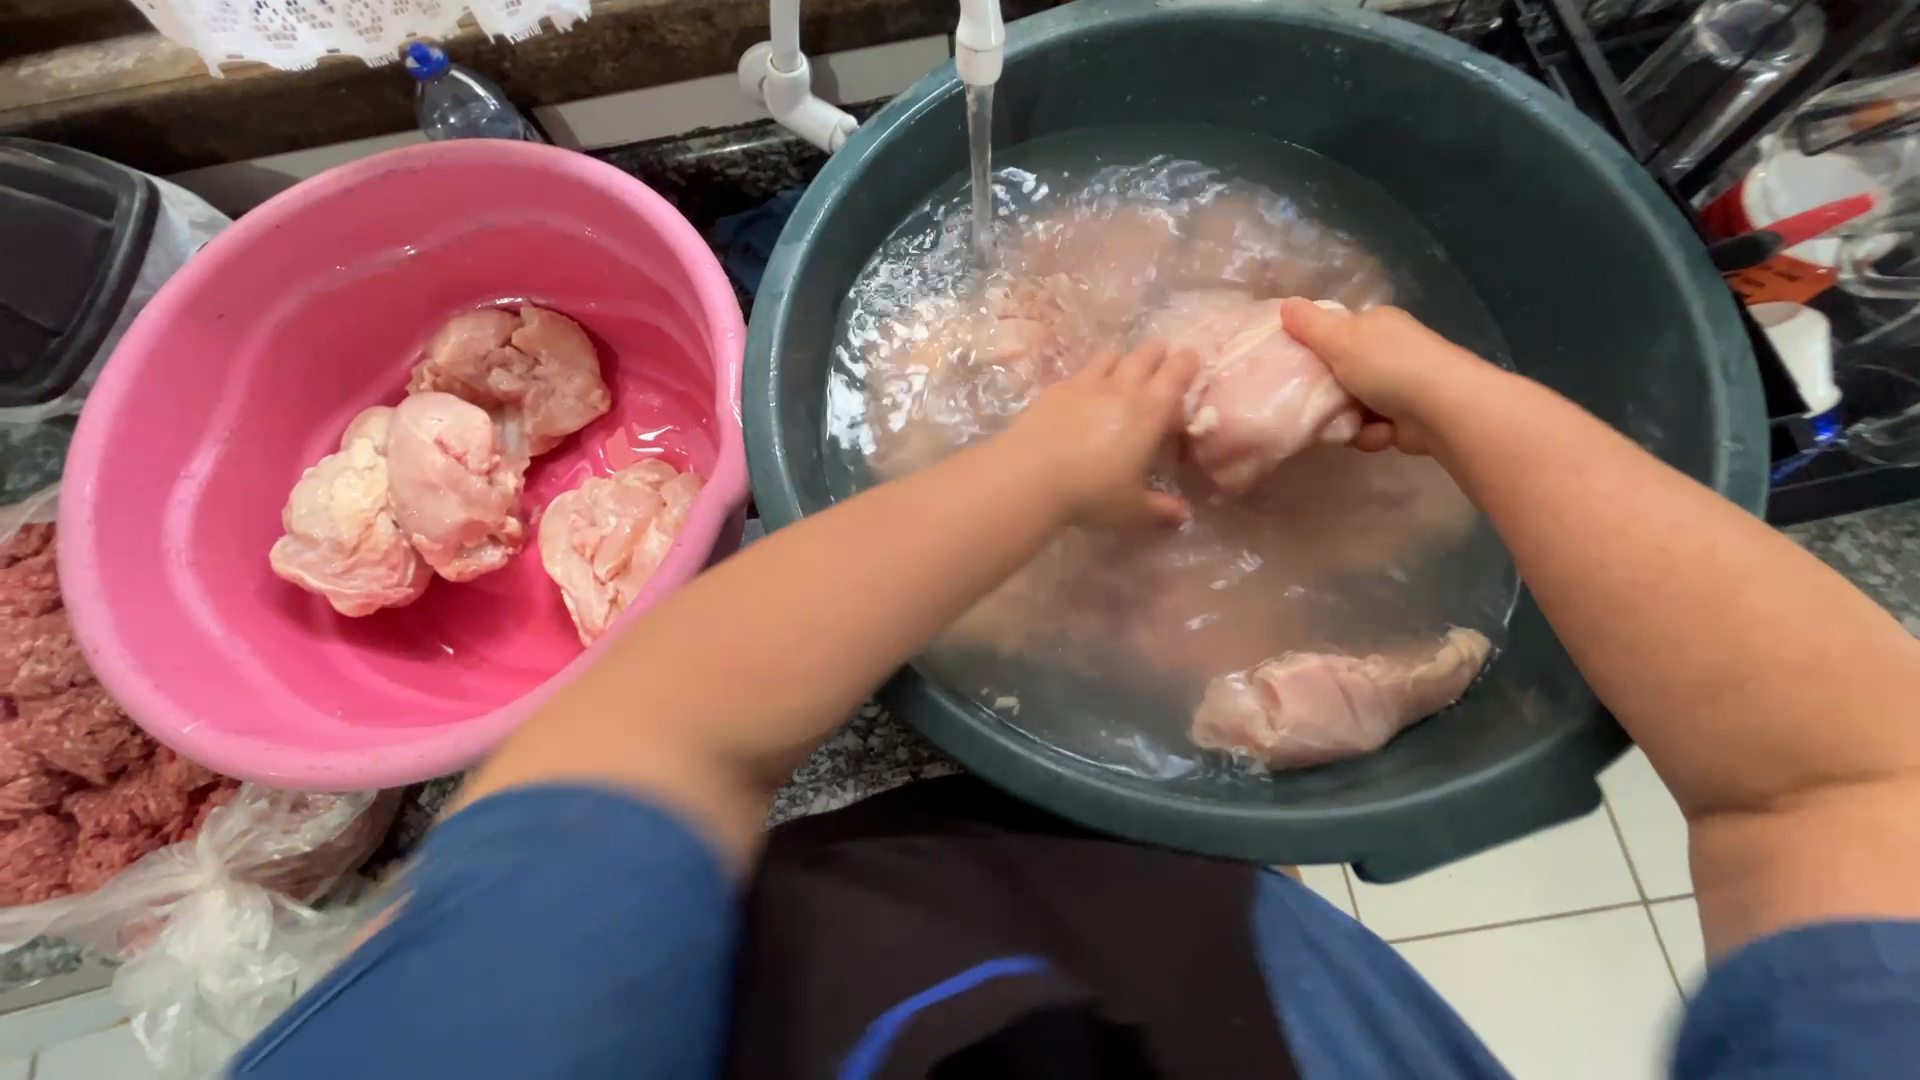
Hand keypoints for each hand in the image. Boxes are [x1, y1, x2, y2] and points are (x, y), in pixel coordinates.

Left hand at [999, 339, 1197, 527]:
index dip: (1187, 364)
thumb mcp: (1131, 508)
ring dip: (1122, 359)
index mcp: (1150, 411)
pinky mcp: (1054, 390)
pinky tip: (1082, 391)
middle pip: (1145, 356)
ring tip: (1122, 369)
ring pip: (1110, 357)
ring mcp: (1084, 385)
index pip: (1176, 375)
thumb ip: (1159, 509)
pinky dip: (1088, 375)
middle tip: (1163, 354)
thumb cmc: (1091, 492)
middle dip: (1157, 353)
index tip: (1192, 360)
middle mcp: (1121, 388)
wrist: (1029, 475)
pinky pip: (1078, 372)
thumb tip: (1183, 516)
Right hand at [1280, 298, 1496, 456]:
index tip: (1297, 366)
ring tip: (1347, 423)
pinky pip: (1370, 427)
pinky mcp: (1406, 416)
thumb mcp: (1340, 340)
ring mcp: (1400, 384)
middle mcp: (1390, 350)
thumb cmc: (1387, 366)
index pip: (1336, 331)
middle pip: (1341, 372)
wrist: (1443, 409)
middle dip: (1328, 392)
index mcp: (1376, 324)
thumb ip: (1309, 325)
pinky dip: (1370, 434)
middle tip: (1313, 400)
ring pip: (1352, 404)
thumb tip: (1285, 303)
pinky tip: (1376, 433)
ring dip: (1346, 418)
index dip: (1315, 347)